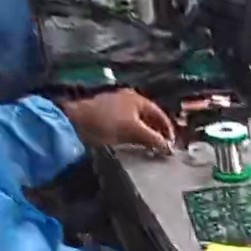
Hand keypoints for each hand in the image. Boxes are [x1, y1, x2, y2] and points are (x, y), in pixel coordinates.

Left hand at [59, 89, 174, 152]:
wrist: (78, 123)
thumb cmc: (107, 122)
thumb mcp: (134, 130)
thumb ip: (153, 139)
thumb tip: (169, 149)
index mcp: (137, 99)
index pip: (160, 114)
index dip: (168, 129)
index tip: (172, 145)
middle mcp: (130, 101)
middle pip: (150, 119)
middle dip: (158, 134)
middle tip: (164, 150)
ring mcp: (119, 110)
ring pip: (140, 124)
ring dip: (148, 137)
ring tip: (152, 151)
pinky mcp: (110, 120)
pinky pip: (130, 129)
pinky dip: (137, 138)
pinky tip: (137, 147)